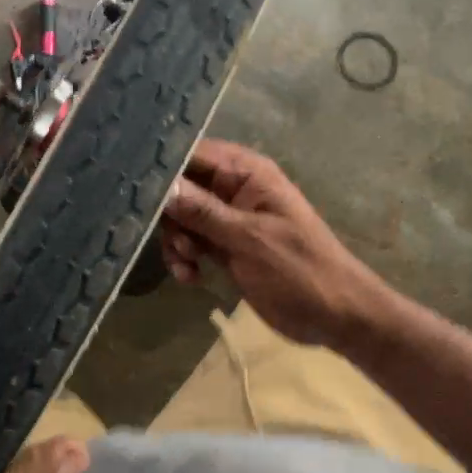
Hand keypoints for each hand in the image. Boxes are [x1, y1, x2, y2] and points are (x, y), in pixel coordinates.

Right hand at [160, 138, 396, 350]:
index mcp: (246, 172)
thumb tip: (161, 185)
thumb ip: (203, 211)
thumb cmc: (301, 270)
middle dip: (169, 213)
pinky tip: (191, 277)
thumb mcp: (250, 240)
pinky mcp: (225, 245)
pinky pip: (191, 241)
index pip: (193, 153)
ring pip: (181, 215)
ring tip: (187, 264)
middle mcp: (233, 188)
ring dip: (176, 241)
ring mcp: (228, 217)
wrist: (338, 319)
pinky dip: (185, 257)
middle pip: (180, 185)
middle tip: (176, 242)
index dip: (163, 166)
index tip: (132, 184)